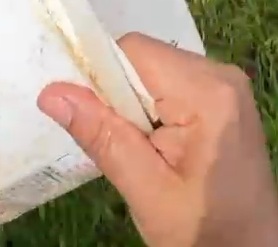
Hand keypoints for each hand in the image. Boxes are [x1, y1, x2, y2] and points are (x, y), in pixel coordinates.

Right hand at [36, 34, 277, 246]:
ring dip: (136, 102)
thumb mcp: (147, 191)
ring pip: (156, 69)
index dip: (102, 74)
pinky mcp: (225, 95)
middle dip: (120, 93)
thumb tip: (50, 93)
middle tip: (119, 143)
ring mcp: (227, 82)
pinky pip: (173, 82)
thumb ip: (102, 136)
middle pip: (145, 57)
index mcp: (207, 90)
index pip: (134, 50)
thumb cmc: (204, 232)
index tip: (89, 115)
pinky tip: (158, 145)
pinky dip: (155, 107)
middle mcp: (220, 72)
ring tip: (140, 149)